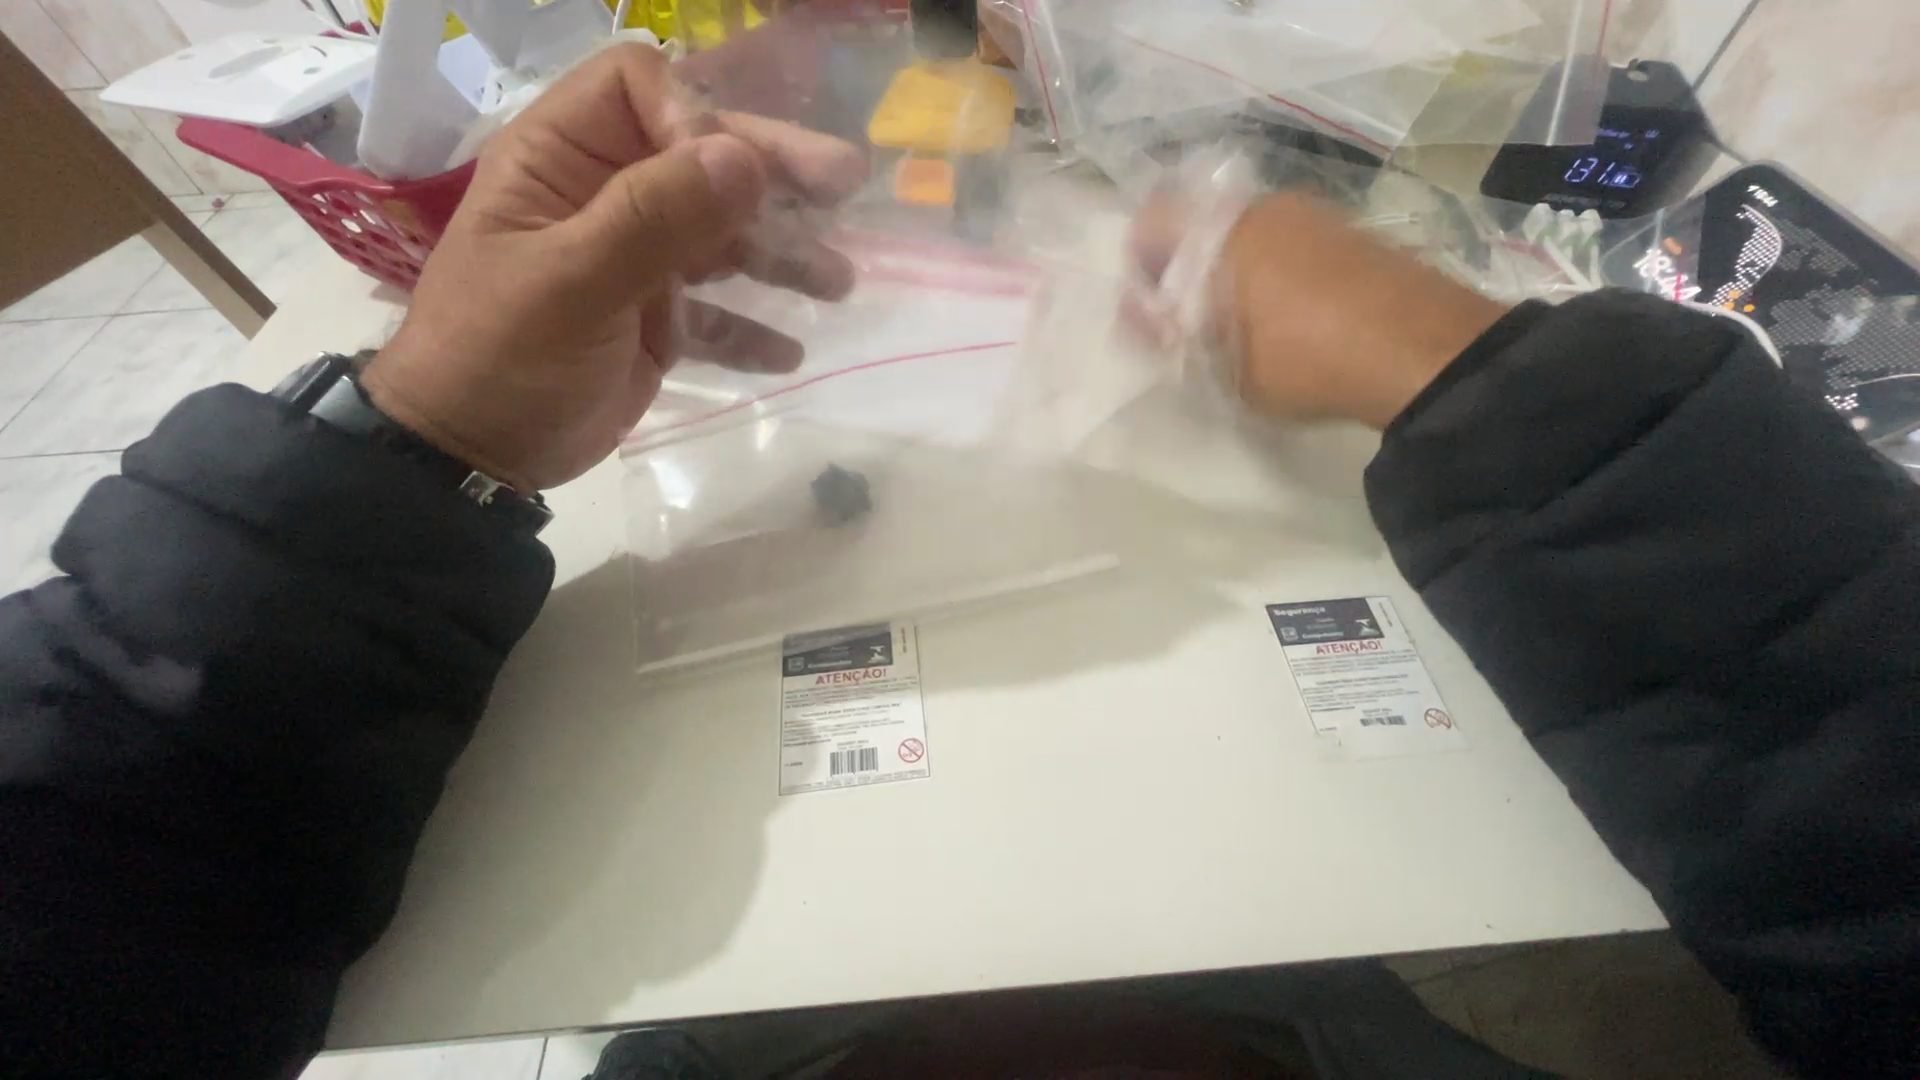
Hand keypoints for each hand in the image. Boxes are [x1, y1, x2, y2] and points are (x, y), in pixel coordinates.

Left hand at [363, 44, 868, 491]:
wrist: (478, 454)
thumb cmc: (506, 358)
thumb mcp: (574, 284)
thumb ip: (656, 218)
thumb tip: (746, 159)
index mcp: (563, 162)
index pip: (641, 91)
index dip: (697, 117)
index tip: (740, 175)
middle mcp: (606, 199)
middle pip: (699, 159)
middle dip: (772, 174)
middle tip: (845, 185)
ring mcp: (636, 263)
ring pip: (721, 238)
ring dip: (780, 255)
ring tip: (837, 283)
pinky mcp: (657, 323)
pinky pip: (717, 313)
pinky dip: (753, 329)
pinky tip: (789, 354)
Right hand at [1132, 191, 1508, 429]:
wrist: (1423, 352)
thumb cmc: (1303, 361)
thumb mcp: (1222, 367)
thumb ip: (1170, 336)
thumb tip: (1134, 315)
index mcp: (1220, 232)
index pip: (1149, 225)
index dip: (1139, 269)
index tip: (1152, 314)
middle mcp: (1262, 207)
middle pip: (1197, 226)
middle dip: (1183, 272)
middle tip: (1192, 326)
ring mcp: (1311, 213)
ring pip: (1243, 233)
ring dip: (1228, 272)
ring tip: (1241, 326)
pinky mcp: (1347, 229)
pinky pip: (1285, 240)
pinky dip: (1270, 270)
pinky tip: (1288, 315)